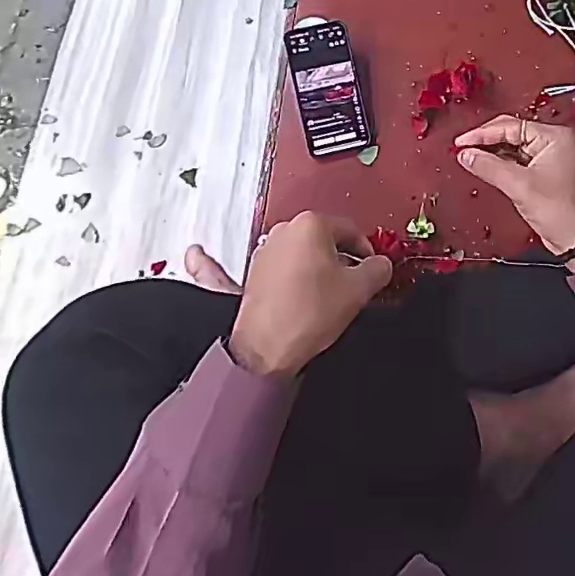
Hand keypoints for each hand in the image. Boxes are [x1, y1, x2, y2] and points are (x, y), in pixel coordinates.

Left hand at [227, 212, 391, 376]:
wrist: (266, 351)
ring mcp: (261, 254)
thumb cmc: (310, 314)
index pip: (351, 231)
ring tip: (322, 299)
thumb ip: (378, 268)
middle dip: (339, 260)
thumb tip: (380, 265)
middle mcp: (283, 232)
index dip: (366, 252)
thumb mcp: (360, 289)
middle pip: (324, 241)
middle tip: (350, 286)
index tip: (371, 270)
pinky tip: (195, 256)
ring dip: (311, 270)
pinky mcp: (245, 278)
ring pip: (298, 255)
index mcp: (311, 224)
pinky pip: (226, 268)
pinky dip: (214, 265)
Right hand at [454, 116, 574, 254]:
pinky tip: (485, 167)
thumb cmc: (560, 211)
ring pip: (513, 147)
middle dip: (486, 141)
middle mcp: (553, 142)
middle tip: (462, 148)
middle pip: (512, 133)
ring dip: (492, 152)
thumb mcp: (520, 186)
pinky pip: (518, 161)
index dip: (482, 133)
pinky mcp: (545, 172)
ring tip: (469, 157)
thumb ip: (489, 167)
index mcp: (553, 137)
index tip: (461, 142)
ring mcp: (550, 157)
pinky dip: (501, 164)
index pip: (511, 126)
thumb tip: (465, 154)